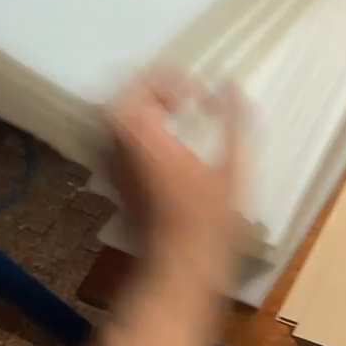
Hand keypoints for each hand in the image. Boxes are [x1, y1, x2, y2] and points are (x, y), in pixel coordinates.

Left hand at [105, 71, 248, 282]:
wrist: (181, 268)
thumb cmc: (211, 223)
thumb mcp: (233, 169)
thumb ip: (234, 122)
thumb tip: (233, 85)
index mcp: (144, 135)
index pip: (139, 83)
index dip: (170, 78)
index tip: (200, 94)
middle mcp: (117, 145)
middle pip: (120, 96)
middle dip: (153, 89)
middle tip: (185, 100)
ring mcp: (111, 164)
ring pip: (113, 118)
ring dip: (143, 109)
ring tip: (176, 116)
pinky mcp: (116, 181)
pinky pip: (116, 141)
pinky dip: (137, 132)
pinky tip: (166, 145)